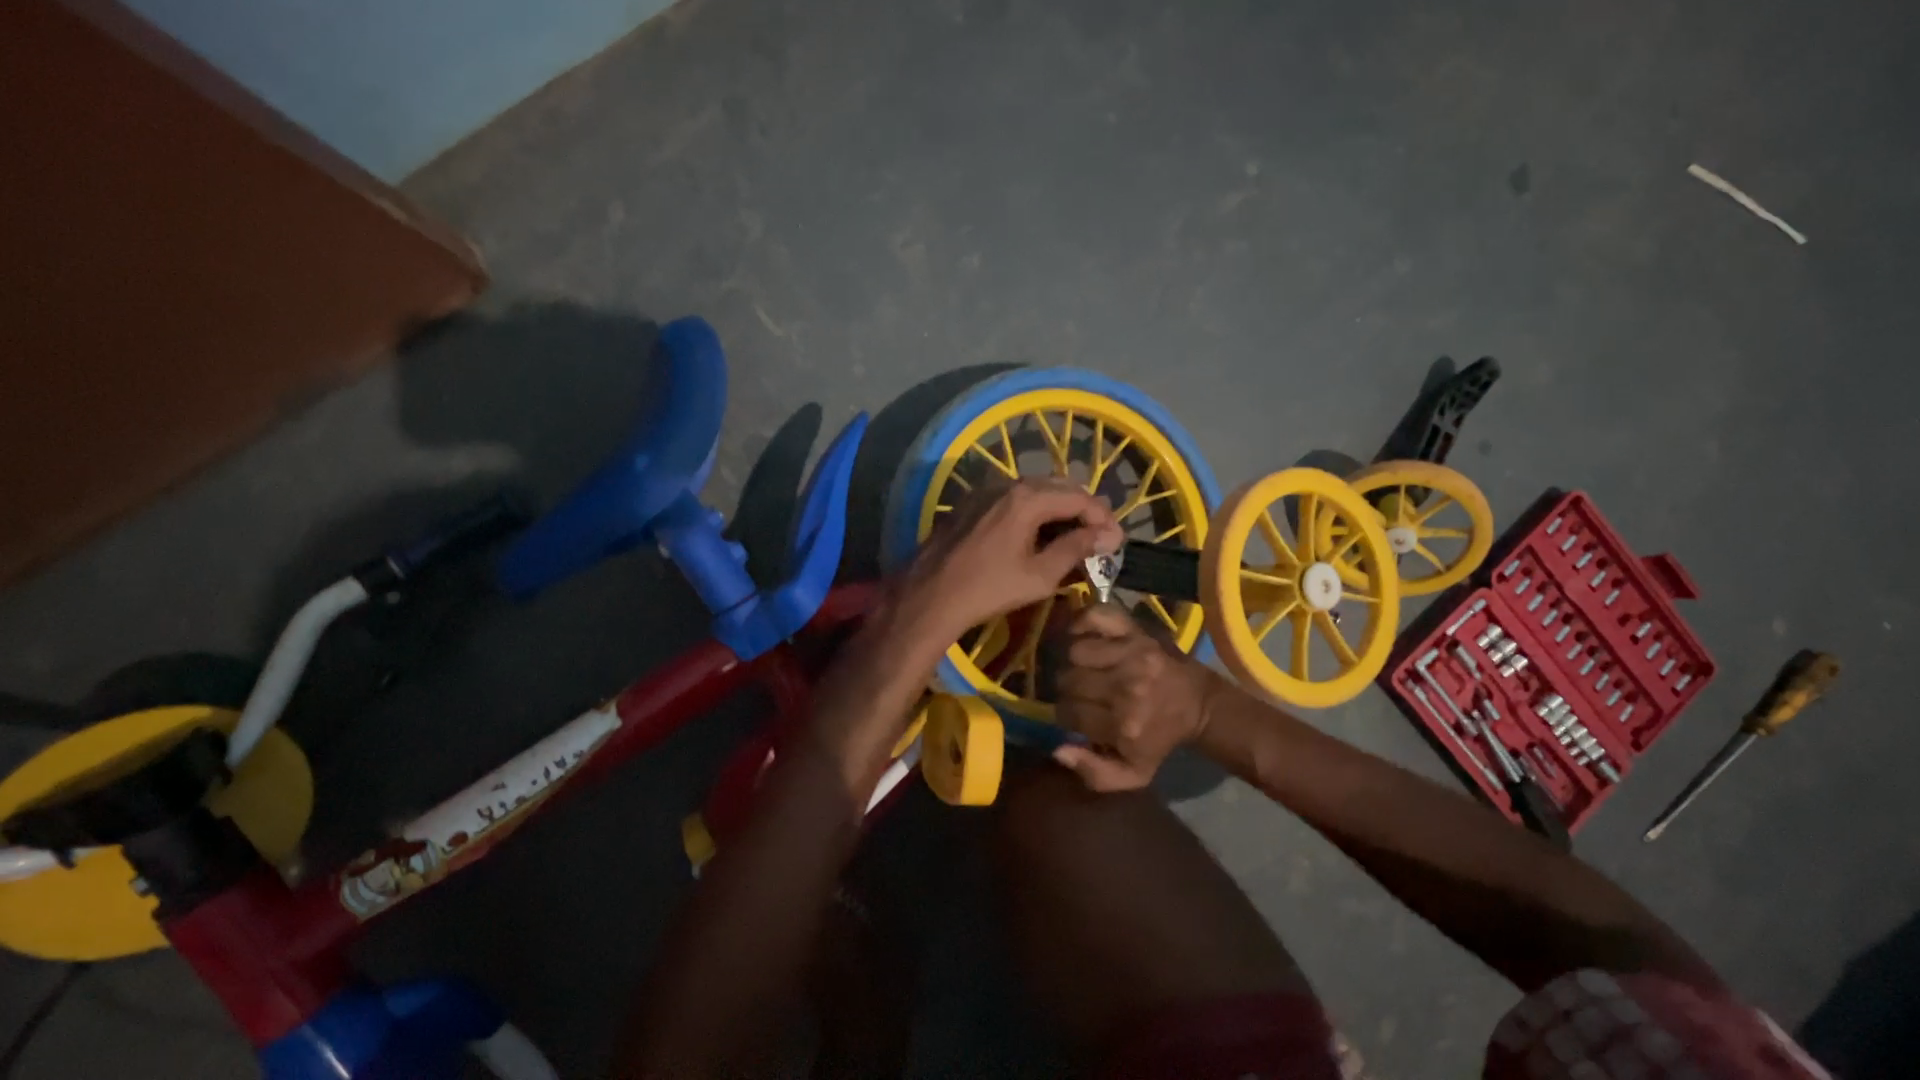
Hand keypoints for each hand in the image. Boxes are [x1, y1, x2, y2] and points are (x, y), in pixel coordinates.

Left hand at [897, 478, 1123, 641]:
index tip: (1116, 542)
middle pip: (1059, 486)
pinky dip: (1034, 511)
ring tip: (1074, 537)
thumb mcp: (1039, 575)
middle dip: (1084, 509)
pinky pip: (1012, 498)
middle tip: (1100, 537)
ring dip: (1059, 509)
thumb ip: (1075, 549)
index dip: (1103, 518)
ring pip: (1035, 490)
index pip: (1080, 497)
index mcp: (1027, 498)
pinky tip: (1039, 534)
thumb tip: (1107, 536)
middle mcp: (1007, 483)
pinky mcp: (971, 502)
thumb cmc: (987, 589)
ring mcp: (985, 490)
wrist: (929, 595)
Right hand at [1052, 604, 1229, 790]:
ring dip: (1073, 660)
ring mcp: (1132, 653)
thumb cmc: (1160, 741)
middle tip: (1078, 692)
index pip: (1067, 712)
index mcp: (1123, 725)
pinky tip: (1083, 636)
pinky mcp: (1137, 630)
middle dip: (1067, 689)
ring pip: (1074, 650)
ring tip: (1082, 668)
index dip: (1066, 715)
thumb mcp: (1133, 774)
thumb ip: (1093, 773)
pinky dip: (1083, 621)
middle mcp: (1125, 686)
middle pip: (1067, 680)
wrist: (1200, 706)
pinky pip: (1096, 615)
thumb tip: (1058, 749)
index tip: (1076, 716)